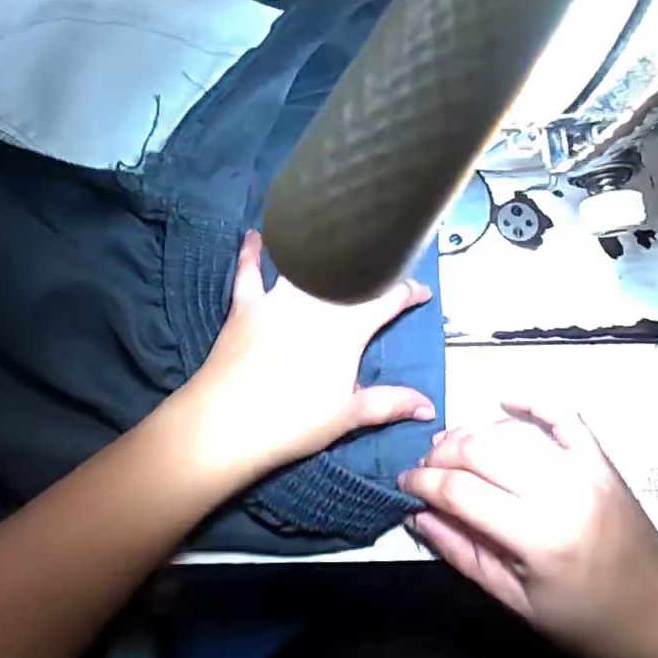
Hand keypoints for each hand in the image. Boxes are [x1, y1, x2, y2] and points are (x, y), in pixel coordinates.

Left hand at [172, 230, 435, 488]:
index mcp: (347, 327)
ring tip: (330, 242)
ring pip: (302, 265)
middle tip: (380, 267)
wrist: (228, 422)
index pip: (387, 299)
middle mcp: (314, 303)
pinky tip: (254, 235)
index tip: (420, 292)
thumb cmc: (292, 422)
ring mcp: (277, 300)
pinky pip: (248, 272)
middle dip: (369, 268)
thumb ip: (389, 403)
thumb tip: (429, 407)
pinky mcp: (245, 305)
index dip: (408, 291)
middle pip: (347, 274)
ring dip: (317, 252)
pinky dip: (251, 253)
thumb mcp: (348, 415)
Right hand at [398, 404, 657, 657]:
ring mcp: (585, 471)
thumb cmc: (588, 622)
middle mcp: (562, 493)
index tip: (404, 484)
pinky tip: (502, 401)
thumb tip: (417, 514)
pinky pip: (563, 415)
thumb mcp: (516, 602)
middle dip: (440, 455)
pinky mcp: (601, 461)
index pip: (460, 490)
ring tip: (450, 449)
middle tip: (424, 469)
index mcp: (539, 537)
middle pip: (479, 450)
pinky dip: (531, 401)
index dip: (422, 482)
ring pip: (509, 432)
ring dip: (470, 434)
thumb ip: (462, 553)